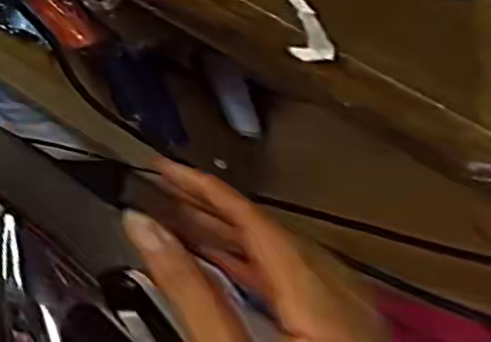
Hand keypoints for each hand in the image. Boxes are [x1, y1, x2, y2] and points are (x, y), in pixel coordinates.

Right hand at [123, 161, 373, 341]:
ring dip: (241, 241)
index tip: (162, 167)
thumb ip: (183, 287)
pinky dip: (264, 274)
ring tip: (190, 227)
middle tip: (169, 192)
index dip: (205, 189)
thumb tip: (140, 224)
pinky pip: (310, 297)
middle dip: (219, 211)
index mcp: (323, 315)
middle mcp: (350, 323)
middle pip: (283, 242)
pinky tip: (232, 278)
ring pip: (300, 268)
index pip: (259, 226)